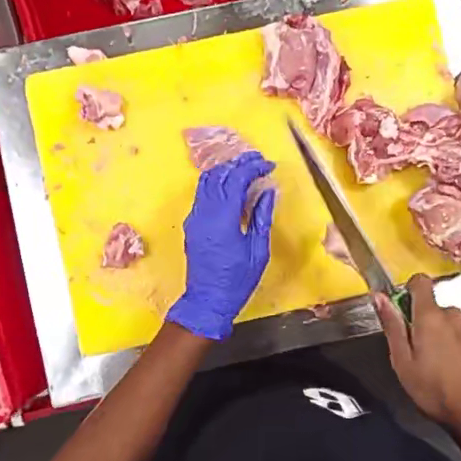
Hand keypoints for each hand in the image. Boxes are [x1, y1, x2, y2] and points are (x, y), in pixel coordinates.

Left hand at [167, 152, 277, 340]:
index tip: (268, 165)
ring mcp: (194, 218)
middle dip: (239, 163)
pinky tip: (232, 187)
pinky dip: (217, 183)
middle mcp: (204, 213)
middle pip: (218, 174)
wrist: (207, 299)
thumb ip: (262, 217)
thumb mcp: (258, 250)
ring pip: (206, 181)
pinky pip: (202, 194)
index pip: (236, 179)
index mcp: (223, 219)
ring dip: (226, 170)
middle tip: (258, 160)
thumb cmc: (237, 279)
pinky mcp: (191, 224)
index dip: (253, 167)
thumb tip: (268, 191)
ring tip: (245, 170)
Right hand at [375, 275, 460, 431]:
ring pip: (443, 320)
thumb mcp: (401, 359)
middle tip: (410, 350)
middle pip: (429, 306)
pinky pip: (456, 331)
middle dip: (417, 321)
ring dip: (433, 333)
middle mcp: (453, 315)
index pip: (420, 282)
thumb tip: (379, 297)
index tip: (398, 311)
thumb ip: (391, 325)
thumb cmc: (434, 389)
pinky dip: (448, 342)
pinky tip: (445, 366)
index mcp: (431, 316)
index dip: (406, 290)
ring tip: (428, 362)